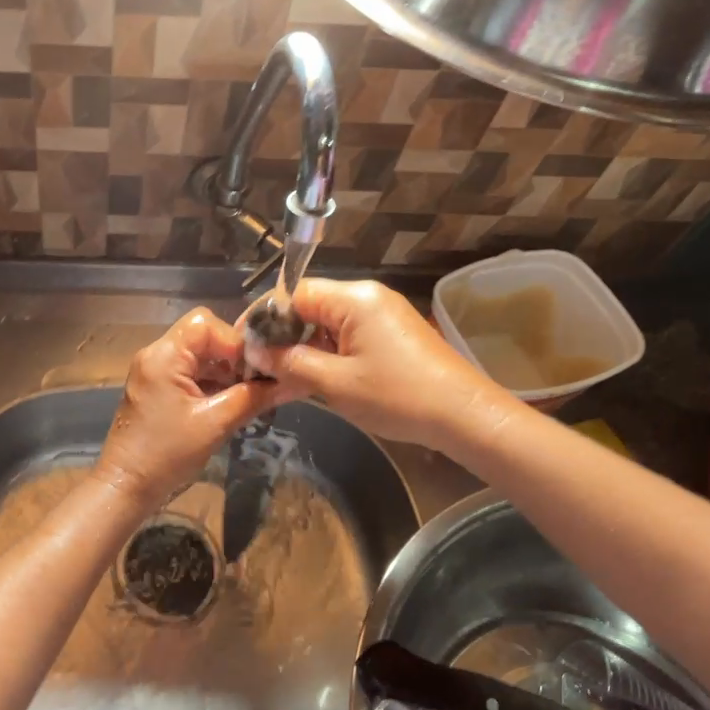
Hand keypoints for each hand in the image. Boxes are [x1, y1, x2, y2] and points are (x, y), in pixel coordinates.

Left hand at [94, 309, 275, 507]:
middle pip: (203, 336)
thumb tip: (293, 382)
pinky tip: (230, 402)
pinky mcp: (157, 388)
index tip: (256, 368)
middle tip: (258, 381)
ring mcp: (154, 371)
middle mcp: (156, 354)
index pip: (206, 323)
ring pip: (198, 355)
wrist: (126, 487)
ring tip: (249, 394)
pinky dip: (211, 382)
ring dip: (225, 371)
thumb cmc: (167, 454)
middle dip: (233, 356)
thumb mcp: (215, 423)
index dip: (235, 341)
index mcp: (164, 355)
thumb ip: (254, 398)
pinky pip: (189, 372)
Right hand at [252, 279, 511, 449]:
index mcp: (354, 299)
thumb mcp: (336, 383)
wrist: (465, 417)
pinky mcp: (392, 333)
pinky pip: (347, 334)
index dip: (264, 318)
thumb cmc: (398, 397)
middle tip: (260, 368)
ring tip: (282, 379)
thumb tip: (255, 351)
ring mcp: (382, 314)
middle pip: (310, 306)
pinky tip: (314, 378)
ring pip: (327, 323)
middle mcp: (367, 297)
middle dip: (283, 335)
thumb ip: (290, 363)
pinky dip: (327, 353)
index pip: (294, 293)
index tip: (244, 347)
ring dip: (304, 347)